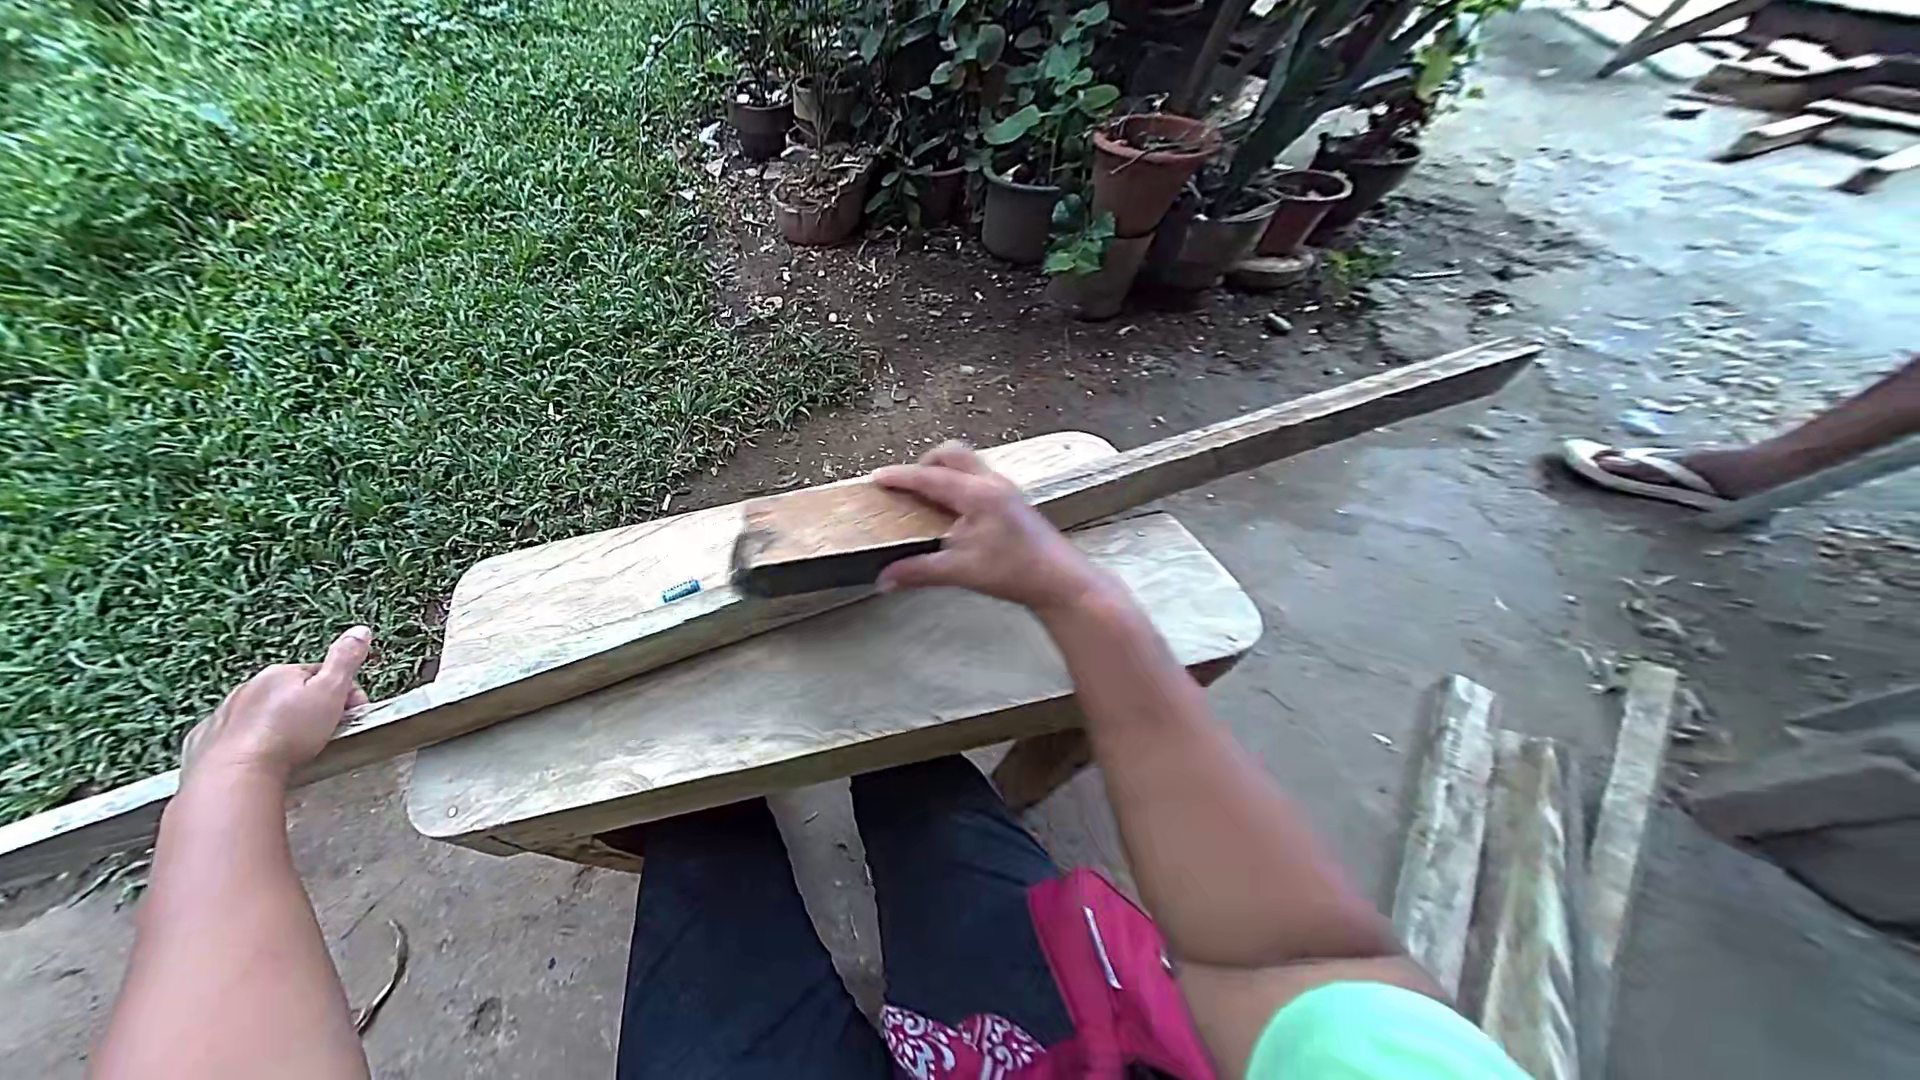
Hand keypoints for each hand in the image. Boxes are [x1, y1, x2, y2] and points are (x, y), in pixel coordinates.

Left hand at [182, 626, 372, 781]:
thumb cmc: (288, 733)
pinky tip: (262, 755)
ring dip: (284, 725)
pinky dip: (253, 741)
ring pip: (266, 713)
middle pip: (295, 693)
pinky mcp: (206, 740)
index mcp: (279, 674)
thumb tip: (360, 630)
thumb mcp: (331, 690)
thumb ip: (346, 659)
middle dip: (315, 708)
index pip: (324, 675)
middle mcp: (248, 688)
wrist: (233, 775)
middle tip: (328, 731)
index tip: (353, 713)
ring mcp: (222, 715)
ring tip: (296, 748)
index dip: (345, 693)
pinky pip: (237, 734)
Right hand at [870, 442, 1112, 613]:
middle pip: (953, 454)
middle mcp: (992, 484)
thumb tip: (885, 578)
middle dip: (925, 463)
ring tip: (928, 496)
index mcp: (977, 494)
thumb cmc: (1018, 571)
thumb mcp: (960, 571)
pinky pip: (980, 478)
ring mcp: (1006, 491)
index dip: (901, 477)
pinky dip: (960, 483)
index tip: (879, 478)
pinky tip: (956, 511)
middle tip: (906, 484)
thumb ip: (919, 571)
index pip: (930, 477)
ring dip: (945, 471)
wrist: (1060, 581)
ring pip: (969, 464)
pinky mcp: (1014, 502)